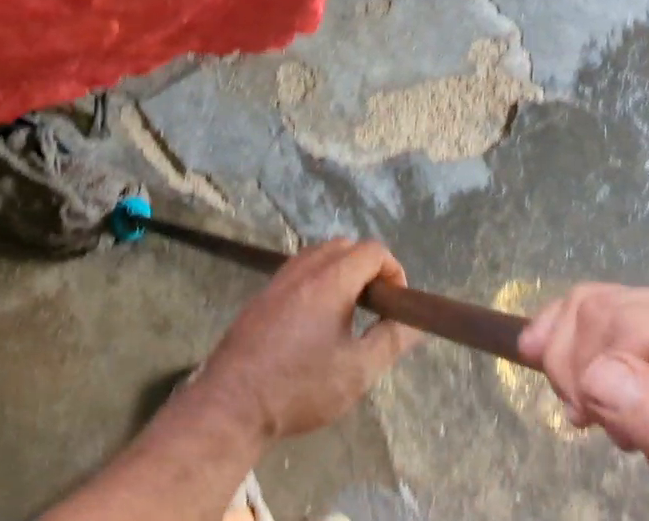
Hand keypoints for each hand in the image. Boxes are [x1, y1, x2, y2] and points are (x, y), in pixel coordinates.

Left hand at [194, 238, 421, 443]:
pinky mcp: (263, 294)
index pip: (373, 250)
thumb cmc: (300, 387)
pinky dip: (318, 279)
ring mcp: (279, 279)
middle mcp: (305, 268)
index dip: (394, 271)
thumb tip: (415, 323)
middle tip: (376, 306)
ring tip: (349, 311)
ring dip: (342, 271)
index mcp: (332, 279)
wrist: (232, 403)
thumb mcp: (357, 371)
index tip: (396, 304)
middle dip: (368, 267)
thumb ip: (391, 340)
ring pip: (320, 254)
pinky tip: (317, 319)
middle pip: (346, 246)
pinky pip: (299, 270)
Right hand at [518, 286, 648, 520]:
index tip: (608, 433)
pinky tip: (549, 365)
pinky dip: (562, 335)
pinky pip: (595, 309)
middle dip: (580, 367)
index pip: (635, 322)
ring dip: (569, 359)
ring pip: (591, 304)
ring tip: (590, 414)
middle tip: (593, 427)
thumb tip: (600, 374)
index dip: (601, 371)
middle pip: (607, 309)